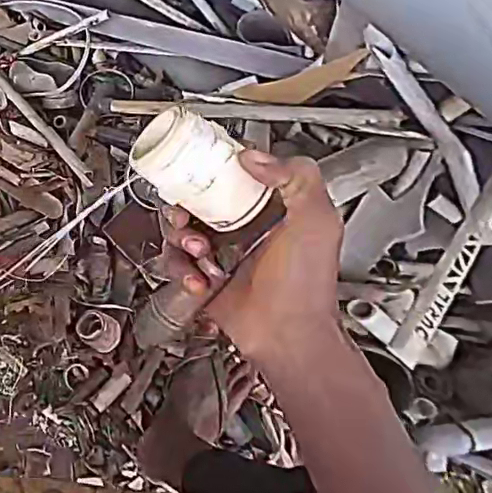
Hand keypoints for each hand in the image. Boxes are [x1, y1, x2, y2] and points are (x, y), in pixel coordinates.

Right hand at [161, 149, 343, 362]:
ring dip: (180, 240)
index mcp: (267, 209)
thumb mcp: (316, 221)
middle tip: (186, 219)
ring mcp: (219, 252)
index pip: (232, 176)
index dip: (211, 171)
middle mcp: (240, 228)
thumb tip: (254, 157)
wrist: (287, 335)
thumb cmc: (306, 286)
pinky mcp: (201, 276)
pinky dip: (181, 271)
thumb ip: (296, 178)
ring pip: (177, 231)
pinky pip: (174, 263)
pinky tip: (200, 281)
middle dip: (183, 209)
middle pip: (194, 202)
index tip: (197, 171)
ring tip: (198, 254)